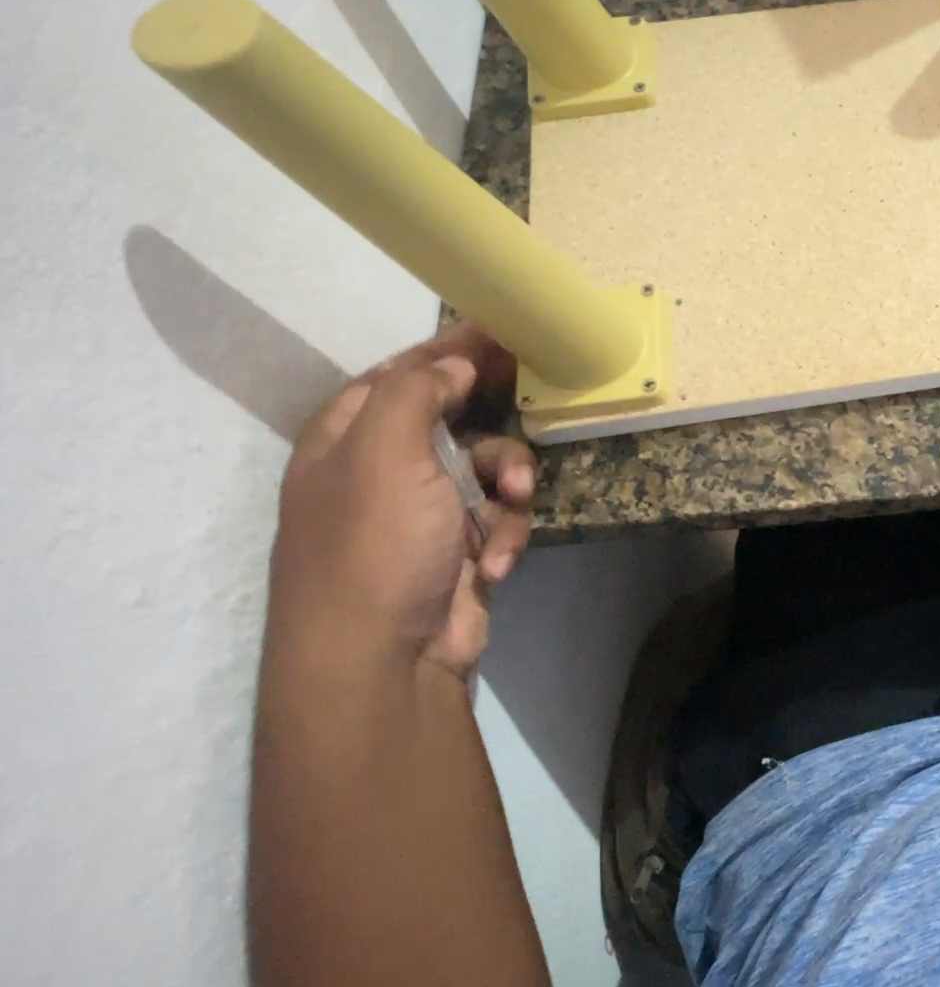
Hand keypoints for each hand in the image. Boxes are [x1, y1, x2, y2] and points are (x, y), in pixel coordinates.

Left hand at [267, 323, 535, 681]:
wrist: (383, 654)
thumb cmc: (374, 543)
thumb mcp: (384, 452)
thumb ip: (415, 393)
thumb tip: (451, 365)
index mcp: (351, 435)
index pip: (404, 373)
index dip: (452, 351)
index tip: (505, 332)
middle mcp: (387, 467)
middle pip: (458, 419)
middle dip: (497, 424)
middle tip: (542, 399)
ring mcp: (427, 512)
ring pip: (493, 471)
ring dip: (512, 487)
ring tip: (514, 505)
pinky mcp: (462, 550)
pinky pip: (501, 521)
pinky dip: (505, 536)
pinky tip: (494, 563)